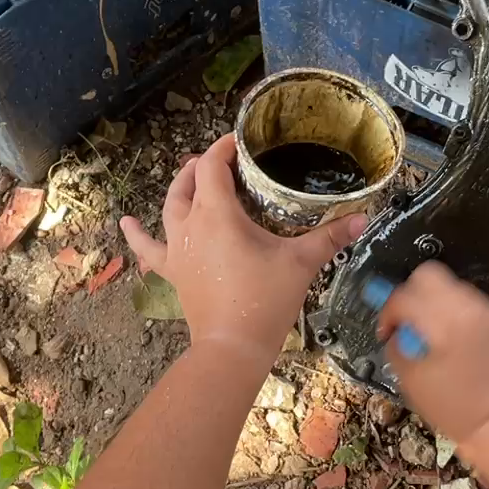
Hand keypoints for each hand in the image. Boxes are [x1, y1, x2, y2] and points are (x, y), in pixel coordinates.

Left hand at [121, 134, 365, 361]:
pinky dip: (137, 235)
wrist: (233, 346)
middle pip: (187, 182)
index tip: (241, 143)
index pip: (212, 166)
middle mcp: (190, 225)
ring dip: (179, 188)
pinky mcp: (173, 272)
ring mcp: (177, 250)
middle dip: (202, 165)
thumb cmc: (266, 299)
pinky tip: (126, 223)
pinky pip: (149, 250)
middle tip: (224, 162)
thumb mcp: (301, 262)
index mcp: (218, 214)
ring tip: (188, 175)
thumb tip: (363, 217)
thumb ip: (331, 236)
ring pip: (169, 207)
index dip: (223, 149)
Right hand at [377, 262, 488, 443]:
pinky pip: (462, 297)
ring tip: (424, 329)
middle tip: (403, 319)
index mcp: (442, 324)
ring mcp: (483, 309)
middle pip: (427, 274)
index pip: (404, 296)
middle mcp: (465, 308)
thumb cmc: (451, 407)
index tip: (386, 329)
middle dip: (408, 293)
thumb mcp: (409, 377)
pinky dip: (447, 307)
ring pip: (446, 283)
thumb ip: (398, 342)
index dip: (388, 311)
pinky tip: (443, 333)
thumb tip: (397, 326)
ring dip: (428, 299)